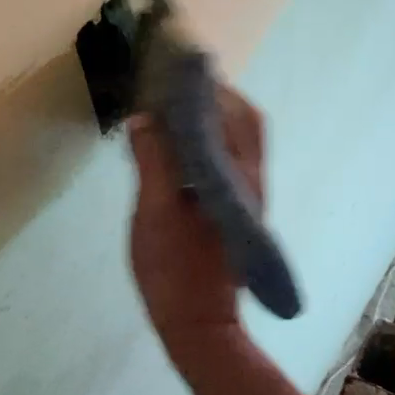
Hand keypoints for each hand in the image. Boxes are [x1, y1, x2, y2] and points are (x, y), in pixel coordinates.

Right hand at [128, 87, 265, 352]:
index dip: (208, 87)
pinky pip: (225, 160)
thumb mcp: (155, 215)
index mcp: (237, 178)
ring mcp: (245, 197)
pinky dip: (205, 140)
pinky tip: (175, 146)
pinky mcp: (233, 211)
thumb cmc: (175, 272)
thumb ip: (153, 163)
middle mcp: (250, 182)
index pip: (233, 114)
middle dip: (213, 97)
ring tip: (171, 108)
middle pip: (243, 123)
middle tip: (174, 85)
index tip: (177, 68)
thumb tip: (143, 119)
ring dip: (209, 118)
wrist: (200, 326)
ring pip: (235, 141)